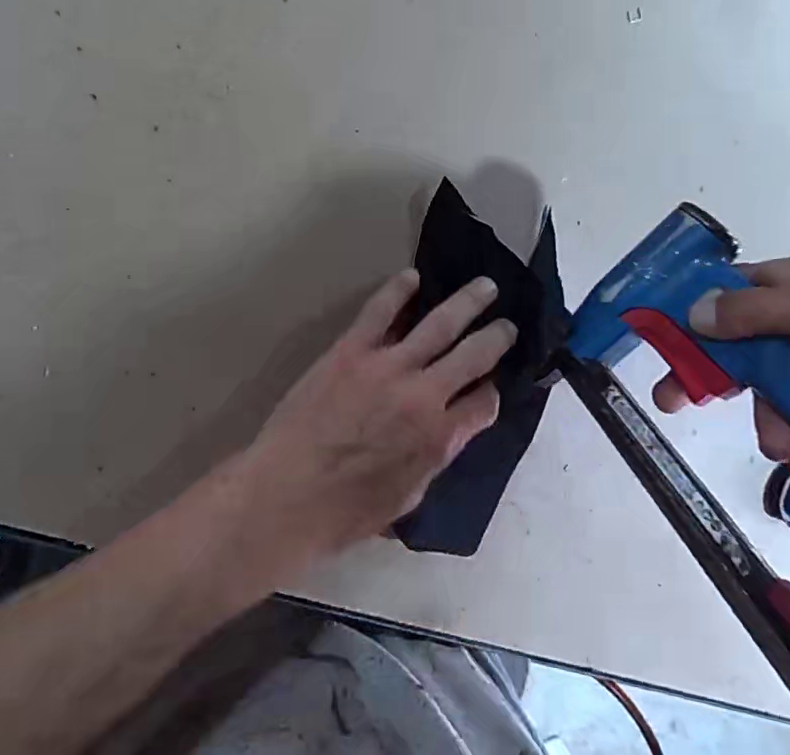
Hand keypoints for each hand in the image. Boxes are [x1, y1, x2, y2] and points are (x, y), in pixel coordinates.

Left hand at [243, 269, 515, 554]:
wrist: (280, 499)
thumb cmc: (345, 512)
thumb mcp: (409, 495)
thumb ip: (438, 455)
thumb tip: (453, 428)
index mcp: (440, 436)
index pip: (486, 401)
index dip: (493, 392)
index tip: (491, 387)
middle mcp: (424, 395)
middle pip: (476, 354)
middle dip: (498, 337)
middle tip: (509, 325)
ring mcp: (388, 367)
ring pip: (441, 323)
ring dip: (468, 302)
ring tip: (487, 286)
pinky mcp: (351, 352)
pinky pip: (380, 312)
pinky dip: (398, 290)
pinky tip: (413, 277)